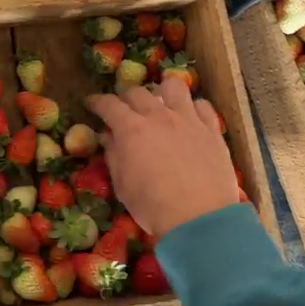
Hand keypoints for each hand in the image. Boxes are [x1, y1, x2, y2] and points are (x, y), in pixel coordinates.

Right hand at [86, 80, 236, 239]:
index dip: (97, 102)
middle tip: (124, 110)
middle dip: (126, 98)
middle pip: (138, 92)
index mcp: (131, 129)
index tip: (92, 103)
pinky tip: (190, 119)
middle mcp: (159, 116)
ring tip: (161, 105)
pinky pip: (203, 106)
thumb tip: (108, 136)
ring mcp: (188, 120)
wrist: (200, 219)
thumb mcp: (122, 184)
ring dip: (163, 92)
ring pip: (174, 86)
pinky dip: (193, 108)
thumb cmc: (152, 206)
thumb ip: (113, 155)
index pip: (109, 104)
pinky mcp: (212, 130)